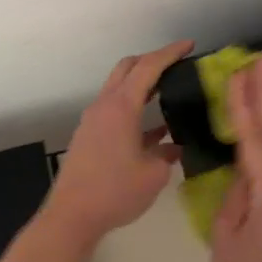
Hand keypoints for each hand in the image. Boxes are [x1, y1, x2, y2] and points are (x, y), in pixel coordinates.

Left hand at [44, 40, 194, 239]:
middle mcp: (105, 106)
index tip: (189, 45)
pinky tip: (156, 130)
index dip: (170, 53)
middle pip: (127, 68)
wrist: (72, 216)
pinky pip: (115, 111)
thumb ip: (167, 154)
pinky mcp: (90, 136)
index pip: (148, 67)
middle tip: (177, 64)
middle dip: (152, 61)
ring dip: (142, 86)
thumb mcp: (154, 174)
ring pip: (120, 90)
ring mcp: (94, 121)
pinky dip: (135, 110)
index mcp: (121, 107)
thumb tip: (173, 147)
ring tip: (169, 93)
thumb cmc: (115, 192)